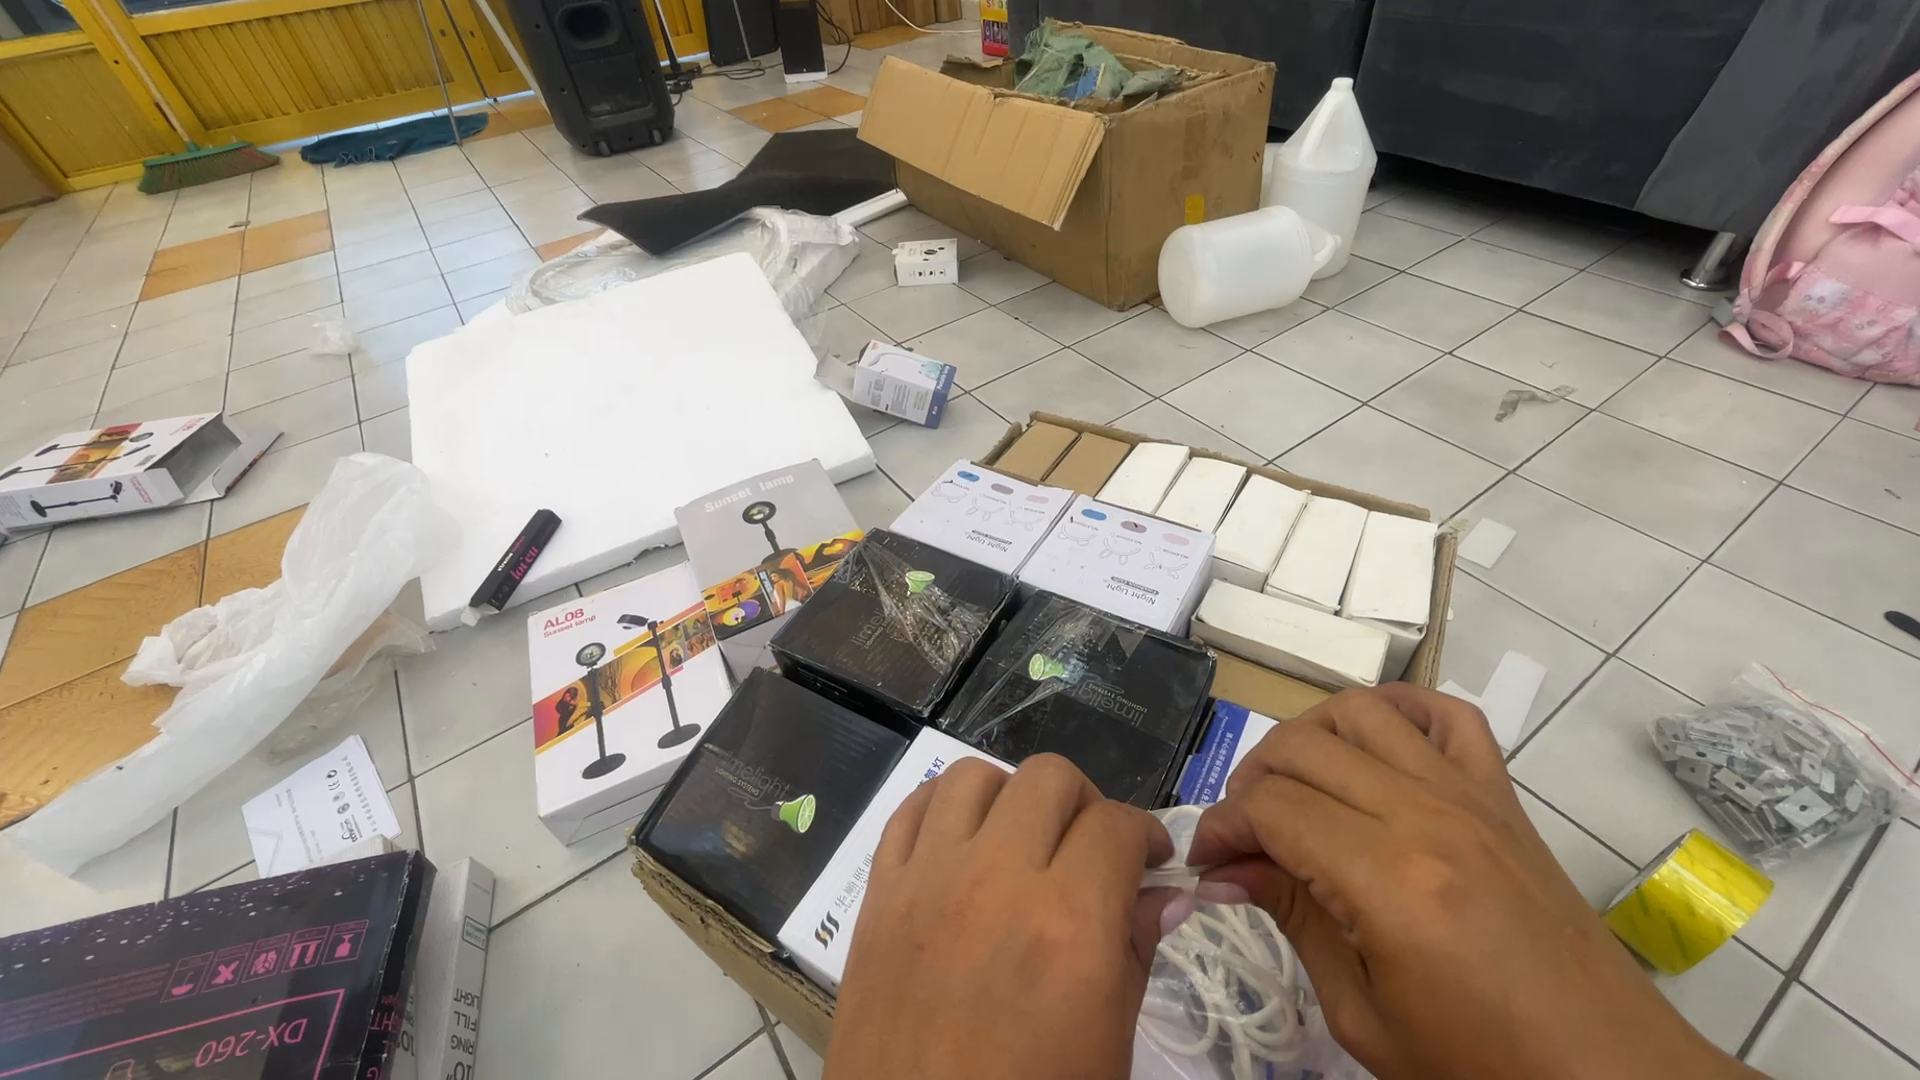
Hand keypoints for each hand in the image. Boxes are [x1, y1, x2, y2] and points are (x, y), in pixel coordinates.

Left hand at [827, 754, 1173, 1079]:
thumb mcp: (1106, 1042)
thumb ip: (1136, 950)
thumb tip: (1163, 891)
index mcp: (1067, 924)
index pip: (1116, 825)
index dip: (1145, 833)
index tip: (1148, 857)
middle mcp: (996, 880)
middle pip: (1048, 777)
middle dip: (1084, 802)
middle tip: (1088, 847)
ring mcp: (928, 879)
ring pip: (973, 775)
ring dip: (1009, 795)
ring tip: (1020, 837)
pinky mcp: (880, 892)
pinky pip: (909, 809)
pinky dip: (941, 807)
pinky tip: (959, 838)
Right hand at [1188, 684, 1763, 1079]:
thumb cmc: (1480, 1066)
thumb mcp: (1362, 1015)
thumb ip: (1290, 918)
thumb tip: (1221, 870)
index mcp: (1389, 880)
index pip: (1271, 808)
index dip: (1222, 826)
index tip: (1208, 861)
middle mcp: (1426, 815)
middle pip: (1300, 748)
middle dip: (1248, 783)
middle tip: (1242, 835)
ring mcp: (1471, 795)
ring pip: (1359, 712)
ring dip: (1306, 737)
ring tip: (1295, 787)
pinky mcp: (1503, 796)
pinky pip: (1446, 714)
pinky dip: (1397, 711)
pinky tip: (1372, 749)